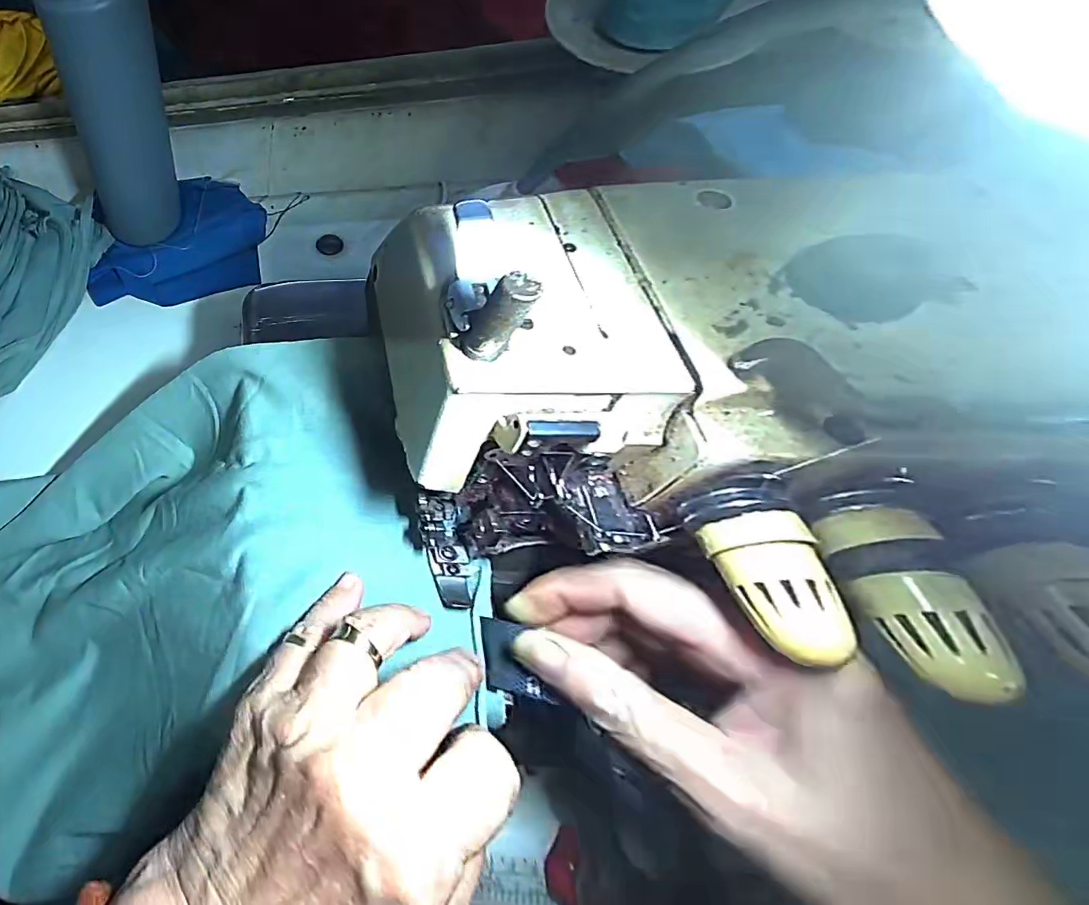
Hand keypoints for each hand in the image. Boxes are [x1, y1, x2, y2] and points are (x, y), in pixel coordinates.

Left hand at [117, 573, 519, 904]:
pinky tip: (350, 588)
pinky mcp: (259, 706)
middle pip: (428, 689)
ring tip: (413, 621)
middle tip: (461, 669)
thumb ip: (461, 840)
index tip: (476, 752)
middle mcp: (354, 773)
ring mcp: (300, 728)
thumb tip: (475, 762)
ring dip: (393, 622)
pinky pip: (299, 641)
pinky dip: (327, 607)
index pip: (485, 764)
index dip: (489, 756)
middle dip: (456, 673)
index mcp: (409, 844)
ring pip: (359, 645)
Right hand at [506, 560, 1058, 904]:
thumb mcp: (721, 784)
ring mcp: (765, 650)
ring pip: (652, 619)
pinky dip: (625, 659)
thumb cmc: (854, 852)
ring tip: (555, 662)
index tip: (519, 611)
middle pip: (647, 596)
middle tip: (528, 640)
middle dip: (578, 614)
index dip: (571, 590)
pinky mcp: (756, 671)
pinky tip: (598, 679)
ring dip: (597, 636)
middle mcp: (771, 632)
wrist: (942, 900)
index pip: (647, 588)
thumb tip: (536, 651)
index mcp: (779, 646)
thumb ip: (622, 710)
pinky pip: (671, 647)